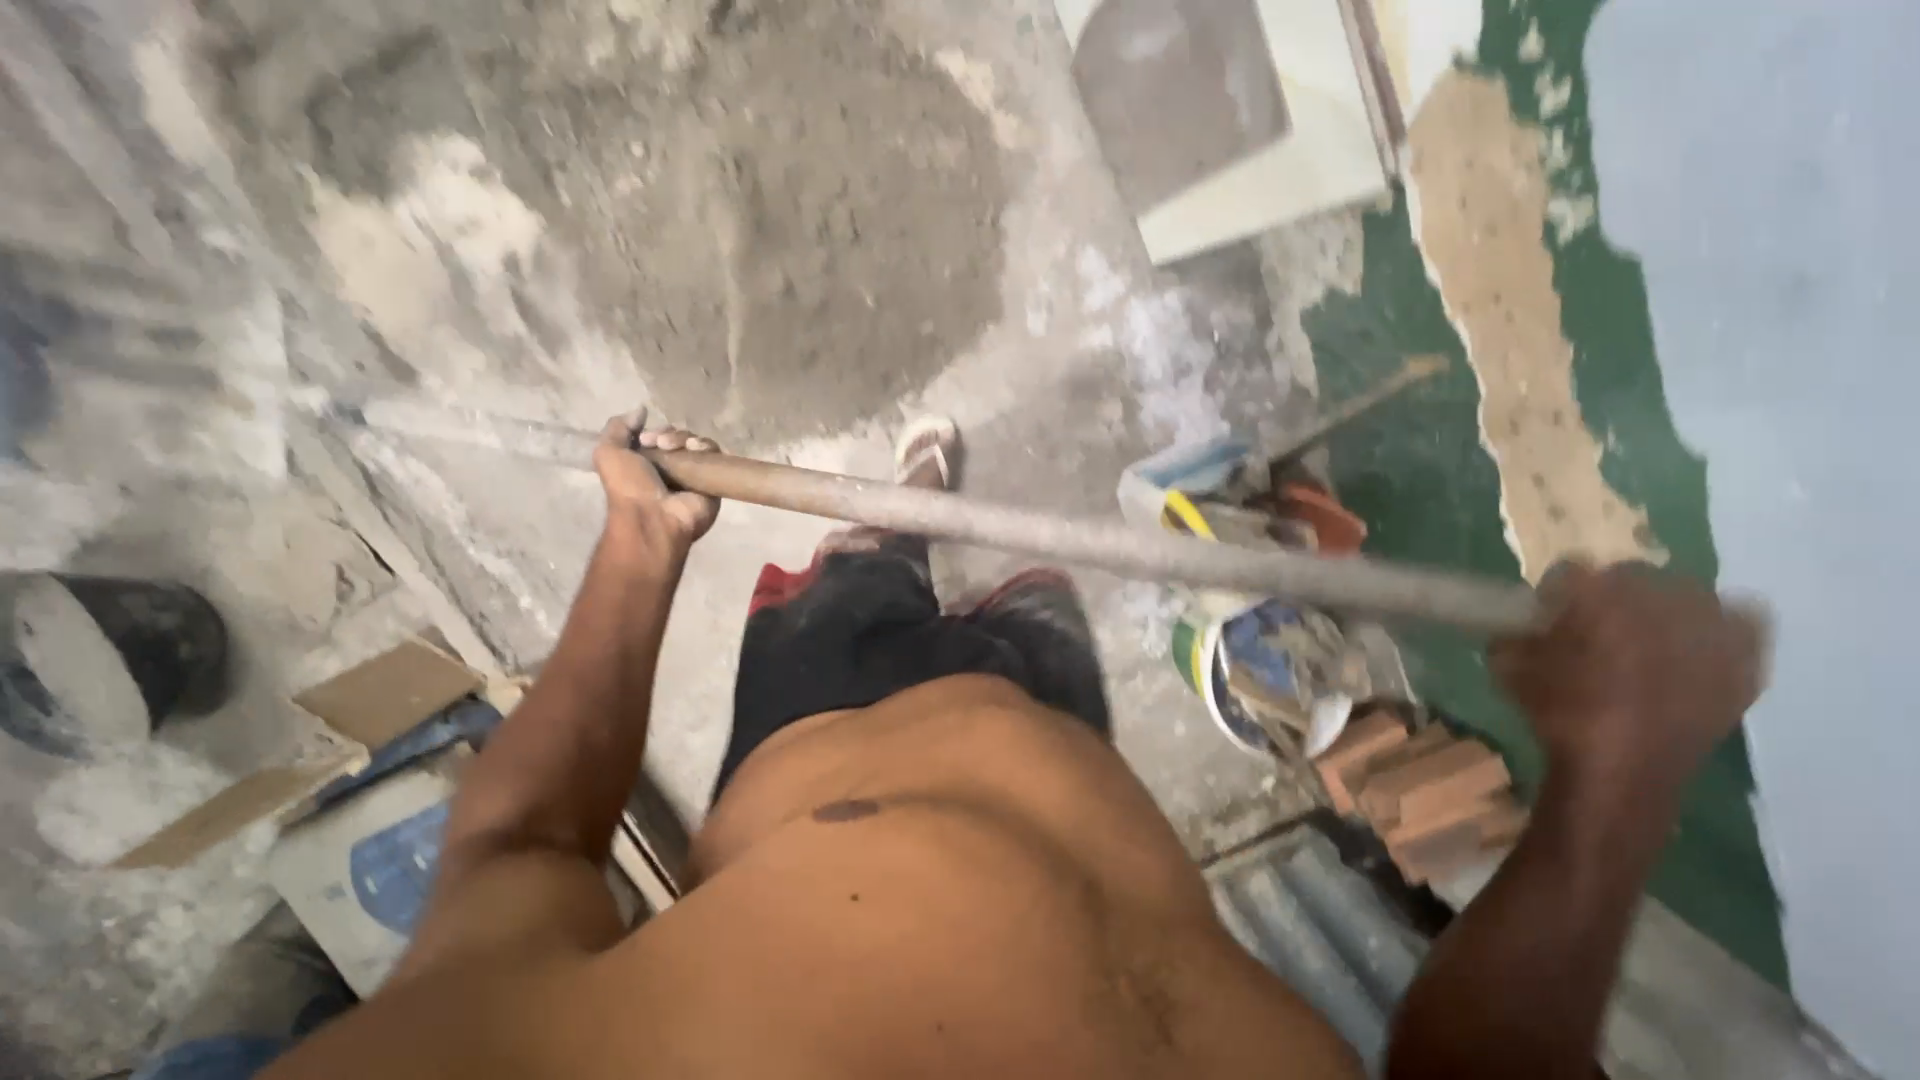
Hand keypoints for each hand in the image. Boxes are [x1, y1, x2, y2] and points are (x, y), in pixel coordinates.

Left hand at [594, 408, 721, 557]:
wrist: (653, 518)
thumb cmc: (628, 487)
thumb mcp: (608, 453)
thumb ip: (618, 427)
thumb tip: (641, 409)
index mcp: (648, 464)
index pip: (659, 437)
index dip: (654, 432)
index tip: (646, 439)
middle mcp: (672, 469)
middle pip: (680, 438)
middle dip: (671, 435)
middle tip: (662, 445)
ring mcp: (694, 476)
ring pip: (698, 444)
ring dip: (686, 438)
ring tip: (676, 449)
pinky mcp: (713, 481)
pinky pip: (716, 455)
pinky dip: (707, 447)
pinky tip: (695, 449)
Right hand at [1491, 562, 1769, 797]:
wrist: (1620, 771)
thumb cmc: (1558, 716)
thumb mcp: (1508, 669)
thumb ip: (1513, 634)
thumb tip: (1522, 623)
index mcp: (1595, 596)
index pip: (1573, 569)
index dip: (1559, 591)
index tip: (1549, 614)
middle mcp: (1657, 600)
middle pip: (1633, 575)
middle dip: (1613, 595)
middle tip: (1598, 627)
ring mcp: (1706, 628)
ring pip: (1688, 593)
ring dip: (1665, 608)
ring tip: (1650, 638)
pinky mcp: (1742, 660)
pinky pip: (1743, 620)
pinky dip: (1722, 625)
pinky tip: (1699, 646)